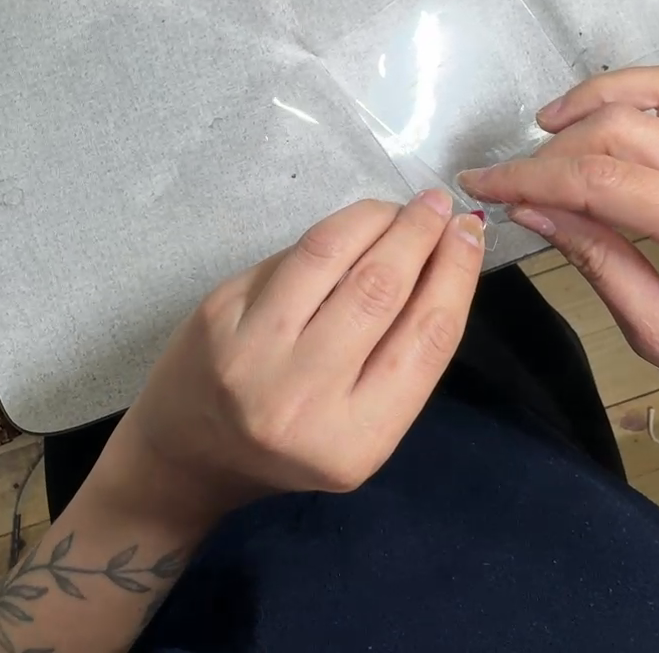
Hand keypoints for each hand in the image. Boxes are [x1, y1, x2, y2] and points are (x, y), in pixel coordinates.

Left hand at [100, 193, 484, 521]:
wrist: (189, 452)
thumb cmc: (288, 445)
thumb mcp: (358, 429)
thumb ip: (397, 356)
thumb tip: (439, 261)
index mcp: (355, 441)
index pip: (425, 339)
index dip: (456, 275)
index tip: (470, 234)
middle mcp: (302, 395)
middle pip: (380, 289)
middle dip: (418, 235)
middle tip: (438, 206)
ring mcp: (252, 347)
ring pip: (330, 255)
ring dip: (376, 218)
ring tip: (399, 207)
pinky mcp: (221, 309)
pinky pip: (291, 255)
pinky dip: (331, 233)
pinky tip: (351, 227)